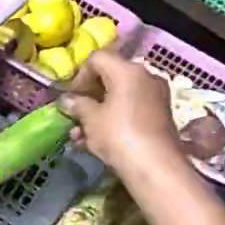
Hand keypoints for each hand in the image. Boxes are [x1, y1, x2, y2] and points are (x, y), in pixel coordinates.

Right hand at [58, 52, 186, 181]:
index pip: (97, 59)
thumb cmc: (118, 134)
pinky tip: (95, 140)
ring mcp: (155, 95)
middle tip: (73, 113)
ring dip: (96, 110)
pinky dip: (111, 118)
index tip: (70, 96)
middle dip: (88, 95)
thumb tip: (66, 100)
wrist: (155, 166)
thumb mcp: (89, 118)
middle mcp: (145, 77)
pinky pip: (129, 108)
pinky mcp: (158, 114)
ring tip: (79, 133)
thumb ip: (76, 104)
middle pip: (109, 76)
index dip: (79, 75)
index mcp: (128, 71)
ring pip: (118, 95)